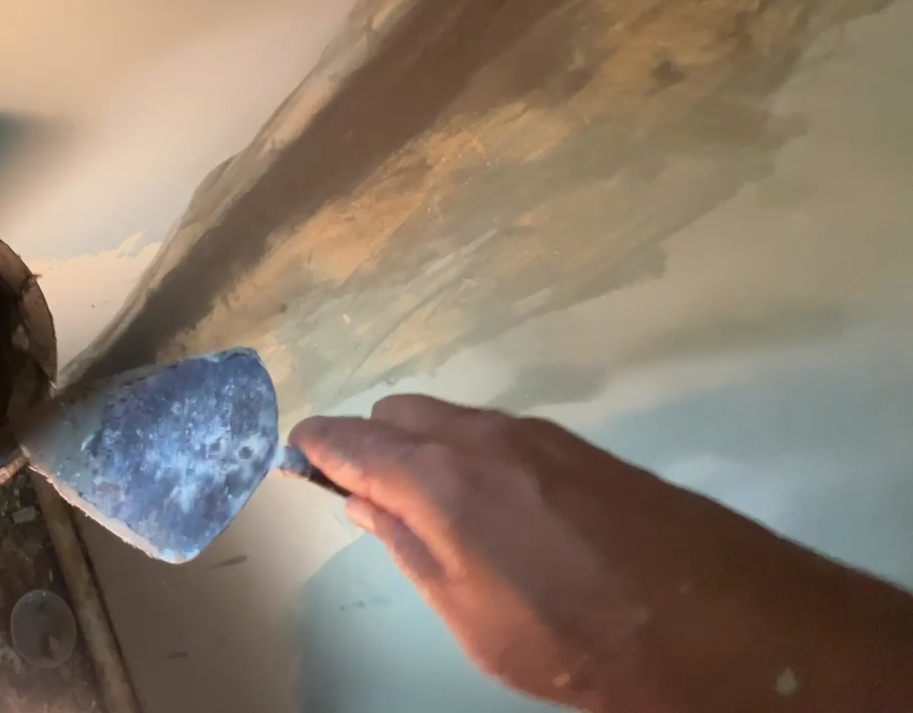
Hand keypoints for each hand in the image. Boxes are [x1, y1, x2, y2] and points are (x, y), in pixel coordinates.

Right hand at [292, 396, 912, 711]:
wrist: (755, 638)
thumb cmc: (589, 644)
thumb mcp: (475, 623)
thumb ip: (406, 548)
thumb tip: (361, 502)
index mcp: (433, 479)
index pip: (340, 436)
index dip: (310, 448)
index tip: (301, 469)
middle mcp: (470, 435)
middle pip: (384, 412)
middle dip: (366, 444)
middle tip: (380, 500)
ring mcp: (524, 430)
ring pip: (437, 413)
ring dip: (416, 443)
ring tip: (446, 506)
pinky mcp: (571, 440)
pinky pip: (487, 425)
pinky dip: (465, 446)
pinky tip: (506, 504)